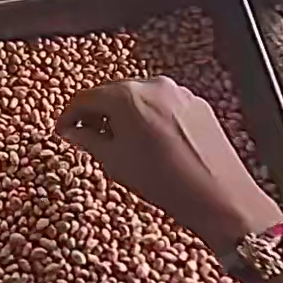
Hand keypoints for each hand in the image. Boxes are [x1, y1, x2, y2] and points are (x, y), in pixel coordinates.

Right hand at [56, 77, 282, 249]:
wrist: (218, 196)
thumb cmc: (163, 181)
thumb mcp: (114, 162)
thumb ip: (87, 140)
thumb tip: (72, 131)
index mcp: (127, 97)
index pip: (86, 97)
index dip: (70, 114)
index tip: (63, 129)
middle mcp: (153, 86)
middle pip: (113, 93)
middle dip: (97, 113)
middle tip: (85, 135)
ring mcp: (179, 93)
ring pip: (139, 98)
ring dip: (123, 115)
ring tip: (117, 142)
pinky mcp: (197, 104)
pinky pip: (163, 105)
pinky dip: (148, 118)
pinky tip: (148, 142)